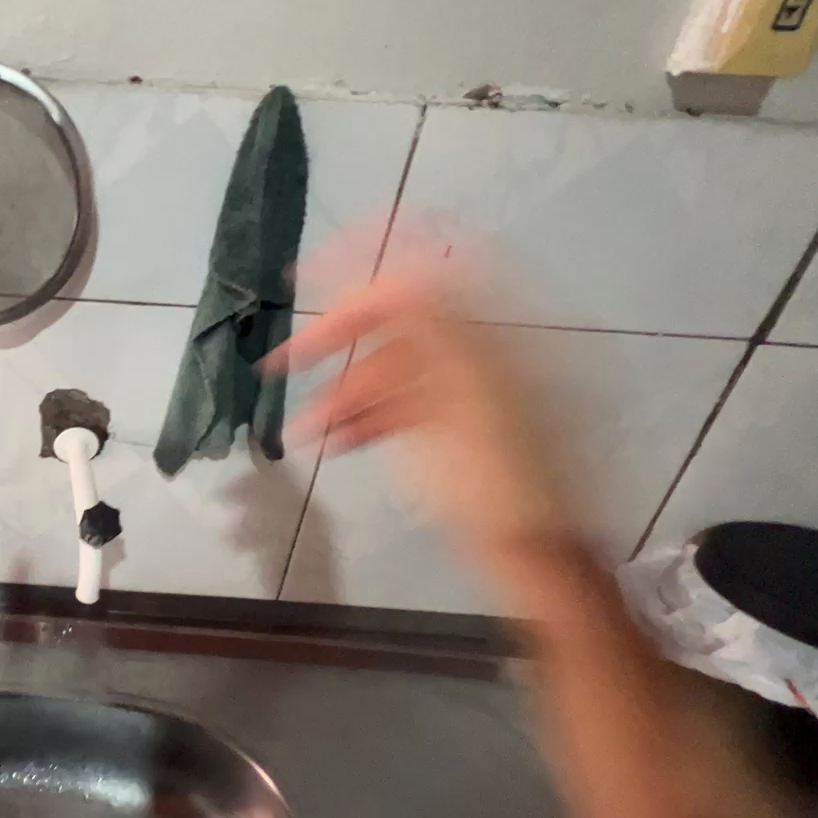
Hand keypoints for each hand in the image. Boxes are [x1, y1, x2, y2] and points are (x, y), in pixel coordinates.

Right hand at [266, 265, 585, 600]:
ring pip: (387, 371)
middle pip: (397, 325)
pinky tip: (333, 440)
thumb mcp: (467, 399)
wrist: (534, 556)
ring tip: (305, 427)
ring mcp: (465, 391)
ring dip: (341, 394)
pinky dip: (361, 418)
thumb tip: (394, 273)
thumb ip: (431, 329)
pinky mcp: (450, 423)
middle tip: (283, 360)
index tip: (308, 271)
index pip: (427, 275)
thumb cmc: (501, 480)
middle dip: (337, 343)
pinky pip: (395, 405)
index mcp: (494, 338)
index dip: (369, 261)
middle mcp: (480, 354)